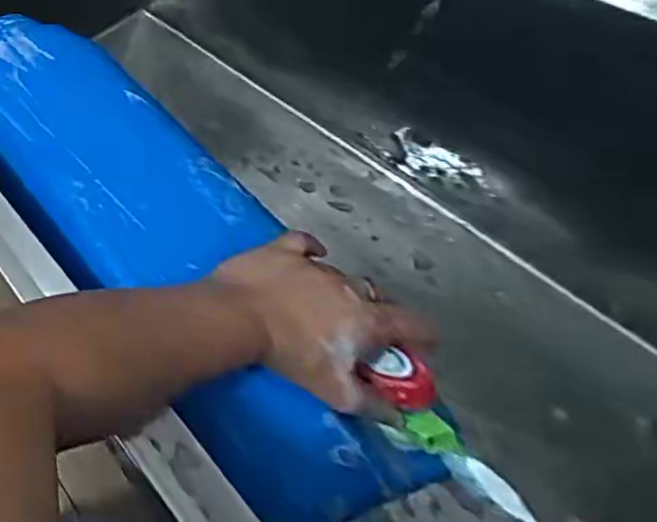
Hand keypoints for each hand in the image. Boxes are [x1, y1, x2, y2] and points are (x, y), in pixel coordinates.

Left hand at [207, 232, 436, 412]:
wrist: (235, 315)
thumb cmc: (288, 354)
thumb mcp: (338, 392)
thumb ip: (374, 404)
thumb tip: (395, 414)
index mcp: (368, 318)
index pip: (417, 324)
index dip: (421, 338)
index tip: (412, 349)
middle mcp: (345, 285)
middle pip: (376, 295)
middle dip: (378, 312)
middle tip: (362, 329)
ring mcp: (310, 264)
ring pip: (338, 273)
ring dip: (340, 288)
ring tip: (325, 303)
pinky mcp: (278, 249)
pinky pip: (303, 241)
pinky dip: (311, 248)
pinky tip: (312, 254)